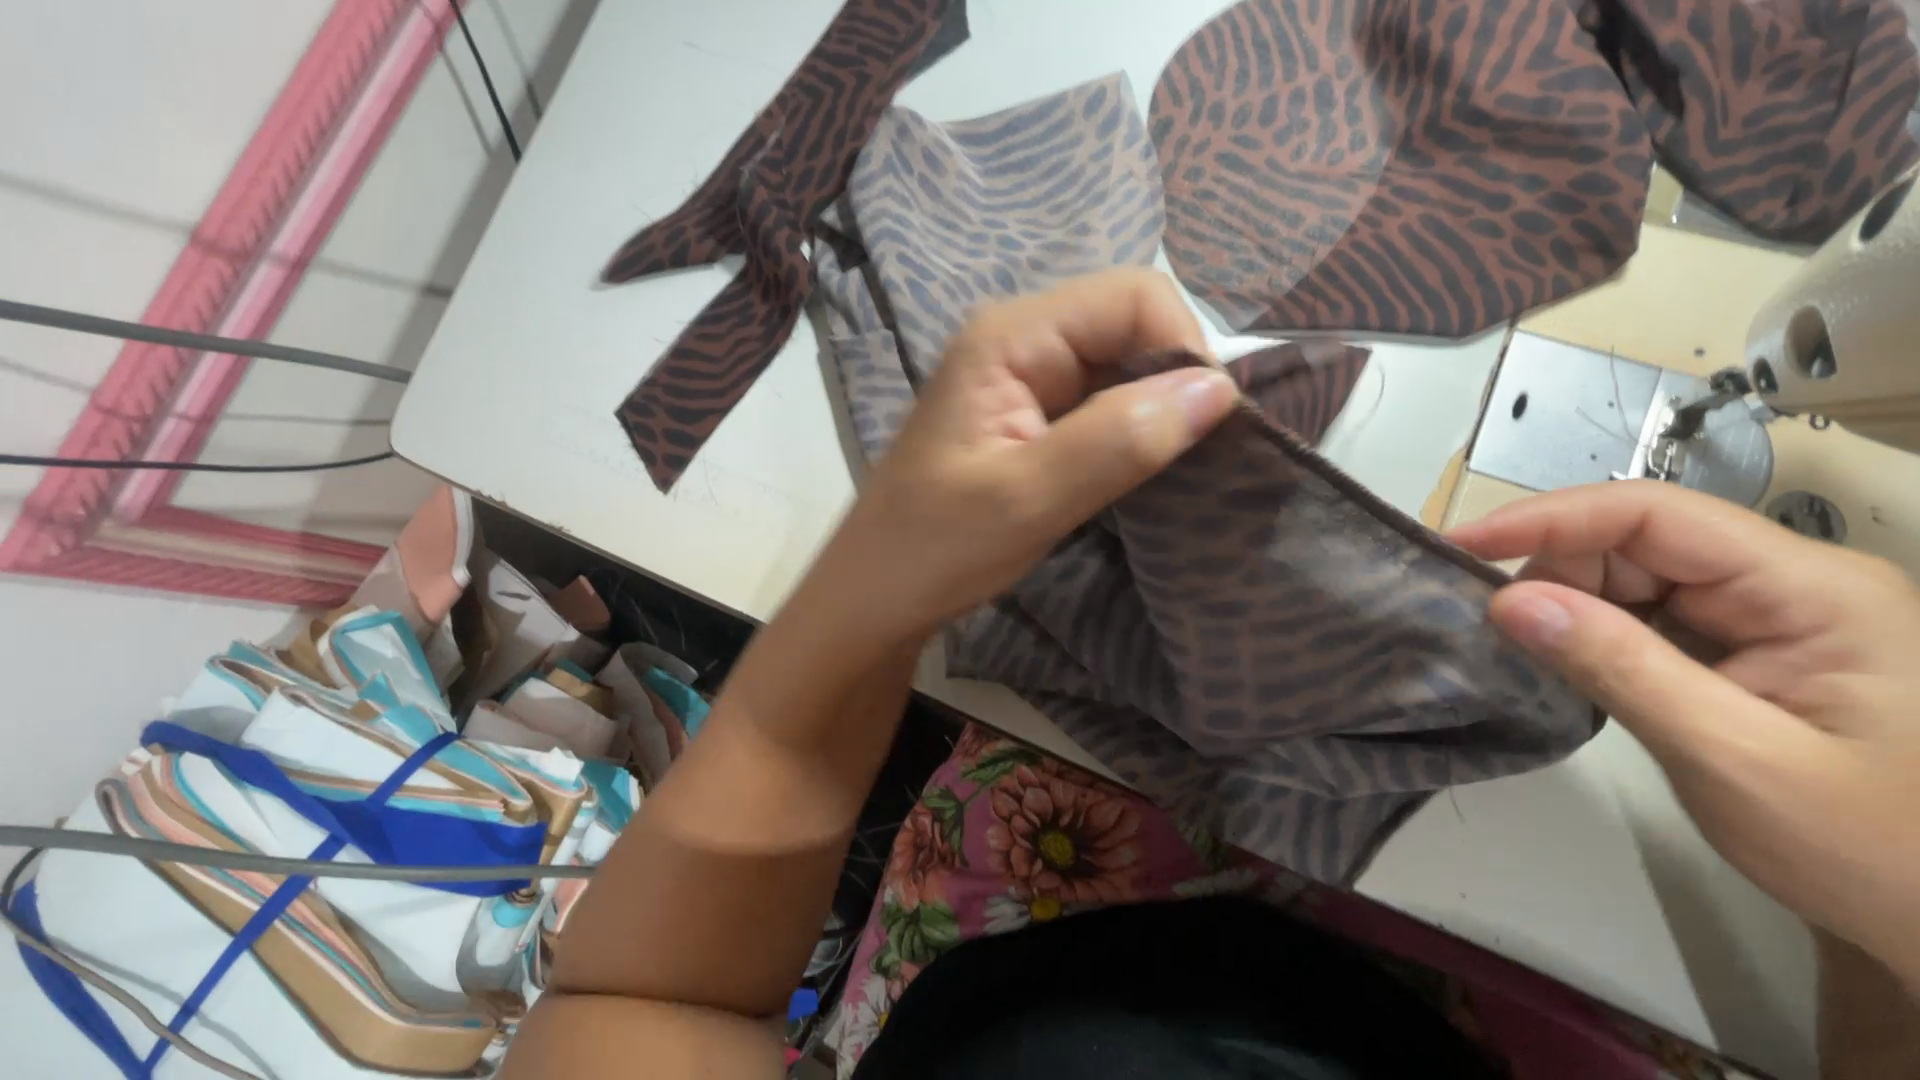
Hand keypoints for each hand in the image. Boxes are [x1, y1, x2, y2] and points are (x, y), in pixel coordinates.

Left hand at [820, 268, 1238, 638]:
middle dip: (1175, 382)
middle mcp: (1021, 341)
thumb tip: (1219, 390)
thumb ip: (1118, 440)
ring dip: (1160, 412)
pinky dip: (1137, 435)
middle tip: (1194, 457)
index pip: (1133, 298)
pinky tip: (1147, 475)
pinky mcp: (1033, 419)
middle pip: (1132, 325)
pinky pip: (1106, 405)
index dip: (1183, 348)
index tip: (1208, 426)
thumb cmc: (934, 548)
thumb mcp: (1027, 499)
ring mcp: (1026, 380)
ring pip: (1125, 368)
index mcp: (1010, 337)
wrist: (876, 596)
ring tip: (1178, 470)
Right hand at [1449, 481, 1919, 988]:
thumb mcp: (1732, 758)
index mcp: (1812, 589)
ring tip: (1526, 651)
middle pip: (1638, 540)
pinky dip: (1593, 632)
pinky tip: (1568, 663)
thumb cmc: (1868, 846)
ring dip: (1569, 604)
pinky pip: (1647, 614)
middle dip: (1556, 571)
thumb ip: (1620, 670)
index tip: (1462, 544)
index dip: (1550, 518)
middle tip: (1492, 624)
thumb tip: (1509, 602)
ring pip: (1633, 575)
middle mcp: (1790, 581)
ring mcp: (1769, 612)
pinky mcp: (1746, 644)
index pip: (1655, 516)